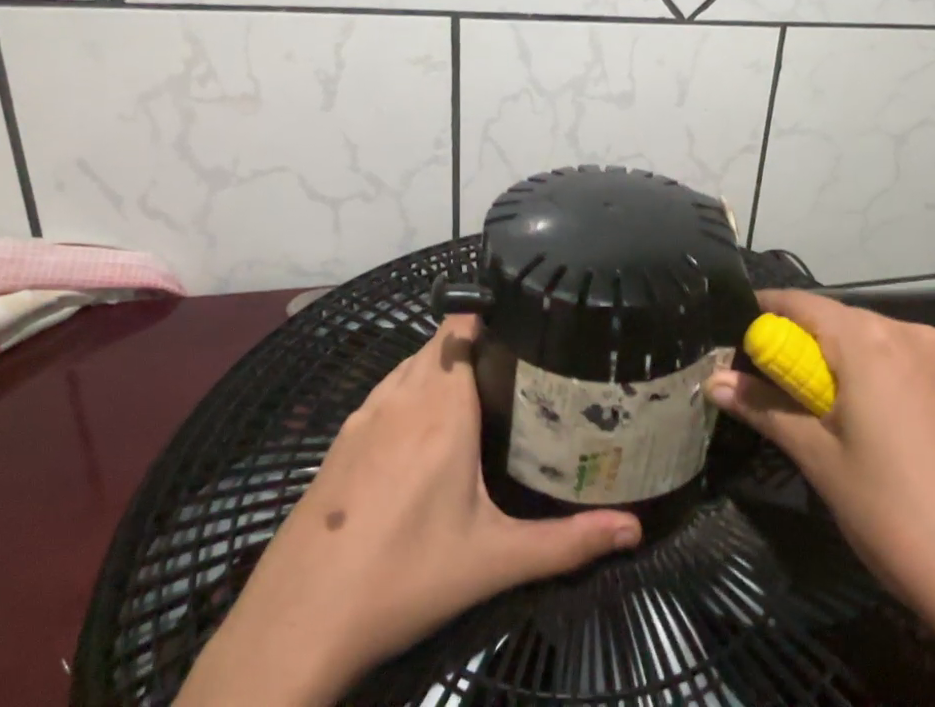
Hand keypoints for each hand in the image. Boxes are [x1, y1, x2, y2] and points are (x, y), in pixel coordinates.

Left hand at [176, 316, 642, 706]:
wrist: (299, 620)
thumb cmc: (405, 578)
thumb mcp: (495, 562)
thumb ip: (569, 542)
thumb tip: (635, 529)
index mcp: (441, 412)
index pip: (459, 329)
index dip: (489, 313)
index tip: (529, 323)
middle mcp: (398, 402)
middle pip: (437, 345)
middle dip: (476, 344)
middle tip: (523, 367)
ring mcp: (360, 421)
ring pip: (407, 368)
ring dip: (440, 368)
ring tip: (485, 393)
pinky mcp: (337, 445)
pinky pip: (383, 396)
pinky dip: (410, 395)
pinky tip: (427, 437)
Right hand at [706, 290, 934, 706]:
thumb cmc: (890, 513)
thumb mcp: (819, 459)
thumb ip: (766, 409)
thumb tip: (714, 381)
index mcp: (873, 343)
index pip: (804, 304)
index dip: (765, 312)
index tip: (734, 332)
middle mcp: (916, 336)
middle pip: (843, 322)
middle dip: (804, 345)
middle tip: (772, 384)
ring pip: (880, 344)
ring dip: (845, 363)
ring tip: (824, 410)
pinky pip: (912, 366)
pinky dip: (883, 379)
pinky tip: (878, 427)